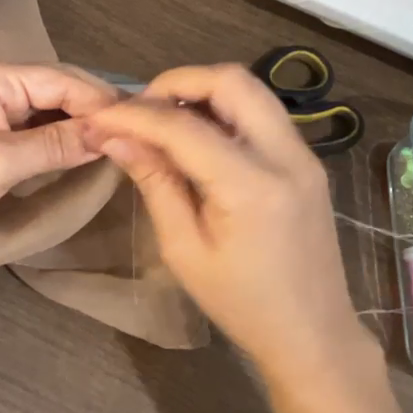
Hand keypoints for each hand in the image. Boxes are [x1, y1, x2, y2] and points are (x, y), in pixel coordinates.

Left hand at [0, 61, 120, 248]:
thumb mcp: (0, 164)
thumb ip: (56, 145)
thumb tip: (110, 133)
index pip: (61, 78)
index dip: (101, 101)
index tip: (140, 124)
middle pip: (56, 89)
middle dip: (93, 111)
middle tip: (137, 135)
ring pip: (46, 108)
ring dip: (77, 125)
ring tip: (120, 143)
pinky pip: (31, 127)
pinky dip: (56, 138)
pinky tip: (83, 150)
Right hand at [85, 64, 367, 380]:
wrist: (313, 333)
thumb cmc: (242, 303)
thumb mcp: (184, 249)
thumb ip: (154, 182)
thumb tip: (115, 137)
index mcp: (252, 186)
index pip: (183, 126)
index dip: (135, 115)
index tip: (99, 117)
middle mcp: (286, 156)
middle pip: (230, 80)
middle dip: (176, 82)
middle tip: (140, 111)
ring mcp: (304, 154)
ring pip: (249, 88)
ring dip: (201, 91)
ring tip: (163, 120)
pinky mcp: (307, 159)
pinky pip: (261, 111)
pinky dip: (223, 109)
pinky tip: (197, 137)